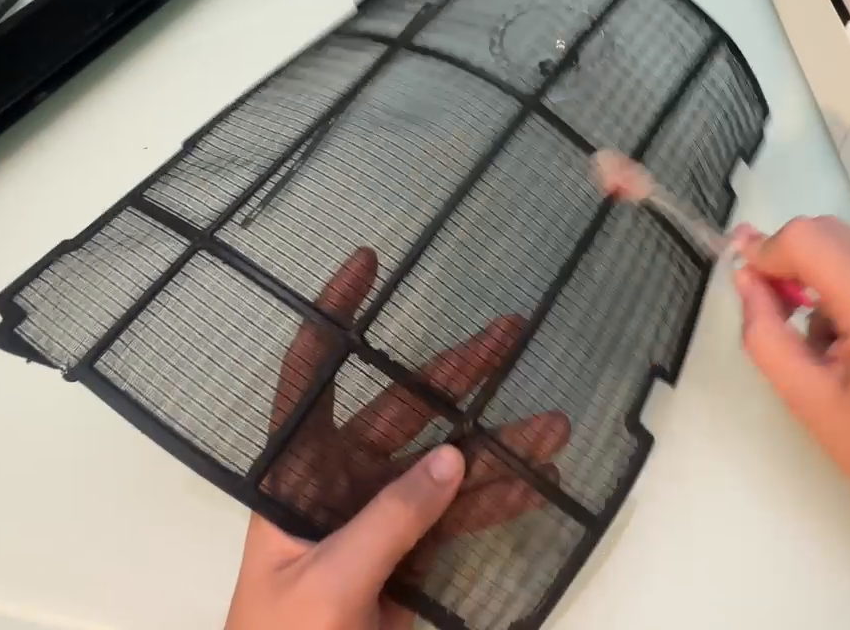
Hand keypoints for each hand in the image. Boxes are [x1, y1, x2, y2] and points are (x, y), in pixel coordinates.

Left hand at [226, 249, 569, 629]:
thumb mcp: (324, 587)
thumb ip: (387, 522)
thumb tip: (451, 458)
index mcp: (295, 478)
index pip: (309, 377)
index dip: (333, 316)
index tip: (367, 262)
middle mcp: (340, 483)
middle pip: (402, 407)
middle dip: (458, 369)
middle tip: (509, 331)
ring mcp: (382, 519)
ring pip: (447, 464)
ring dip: (501, 444)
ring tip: (553, 423)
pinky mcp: (413, 557)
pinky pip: (463, 519)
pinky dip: (502, 502)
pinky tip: (540, 482)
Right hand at [731, 217, 849, 534]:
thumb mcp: (812, 405)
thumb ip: (767, 337)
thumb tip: (746, 281)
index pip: (807, 238)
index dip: (766, 251)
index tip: (746, 284)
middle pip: (828, 231)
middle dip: (788, 258)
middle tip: (769, 306)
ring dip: (815, 272)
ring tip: (811, 337)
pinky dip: (844, 284)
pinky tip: (846, 341)